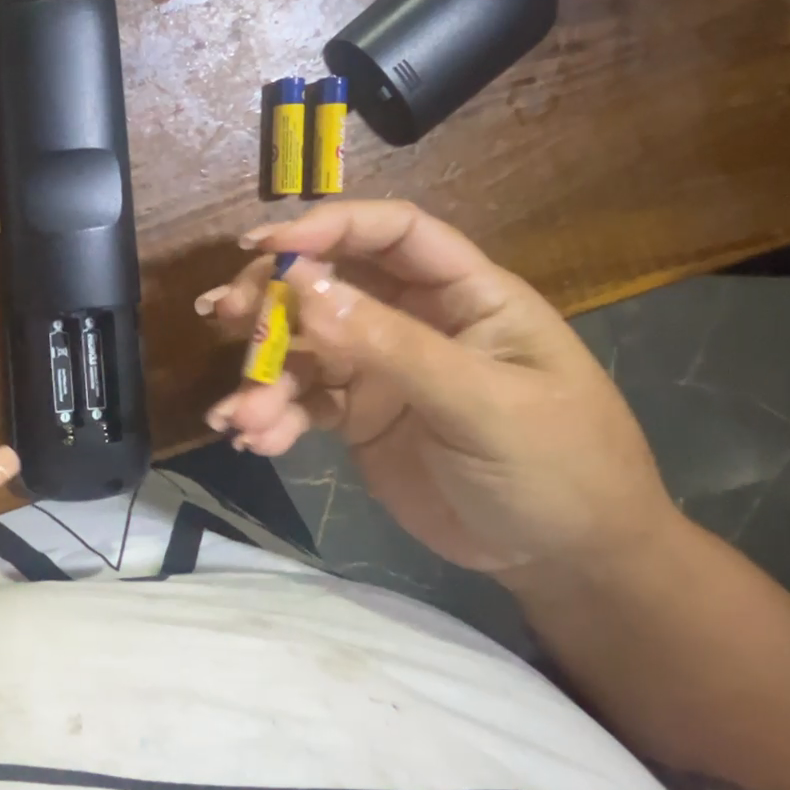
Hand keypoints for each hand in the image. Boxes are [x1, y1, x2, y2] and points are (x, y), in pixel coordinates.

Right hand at [197, 200, 676, 575]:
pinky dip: (271, 416)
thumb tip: (301, 286)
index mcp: (465, 295)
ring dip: (262, 373)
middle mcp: (414, 319)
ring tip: (237, 415)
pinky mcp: (357, 415)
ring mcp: (381, 368)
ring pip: (302, 346)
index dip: (329, 226)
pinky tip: (254, 439)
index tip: (265, 248)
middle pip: (327, 282)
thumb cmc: (557, 469)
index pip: (392, 233)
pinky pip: (301, 401)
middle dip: (271, 298)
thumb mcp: (481, 404)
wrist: (564, 563)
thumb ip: (391, 345)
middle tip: (224, 315)